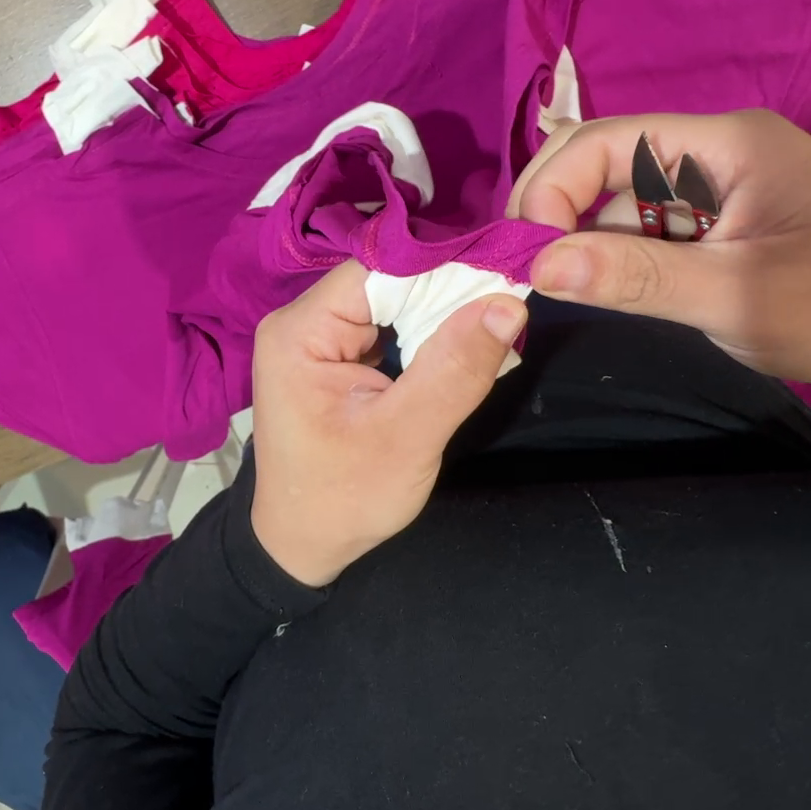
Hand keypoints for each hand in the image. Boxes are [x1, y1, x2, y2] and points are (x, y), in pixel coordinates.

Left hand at [250, 261, 528, 586]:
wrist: (303, 543)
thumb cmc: (344, 498)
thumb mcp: (405, 439)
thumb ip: (454, 371)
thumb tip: (508, 303)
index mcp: (299, 331)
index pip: (378, 270)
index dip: (443, 265)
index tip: (505, 266)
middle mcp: (300, 322)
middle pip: (385, 281)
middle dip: (447, 289)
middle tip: (511, 293)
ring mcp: (314, 338)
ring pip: (390, 301)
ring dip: (440, 310)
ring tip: (496, 312)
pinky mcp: (332, 356)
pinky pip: (386, 325)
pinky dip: (425, 331)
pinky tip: (462, 336)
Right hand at [510, 110, 810, 384]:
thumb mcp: (736, 298)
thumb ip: (636, 277)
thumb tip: (538, 267)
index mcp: (726, 144)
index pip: (605, 141)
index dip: (552, 190)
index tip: (532, 258)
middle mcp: (710, 150)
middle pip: (598, 159)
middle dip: (552, 209)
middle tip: (529, 269)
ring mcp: (707, 184)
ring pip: (610, 196)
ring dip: (576, 236)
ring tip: (555, 284)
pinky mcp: (706, 218)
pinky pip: (635, 224)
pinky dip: (606, 252)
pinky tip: (596, 282)